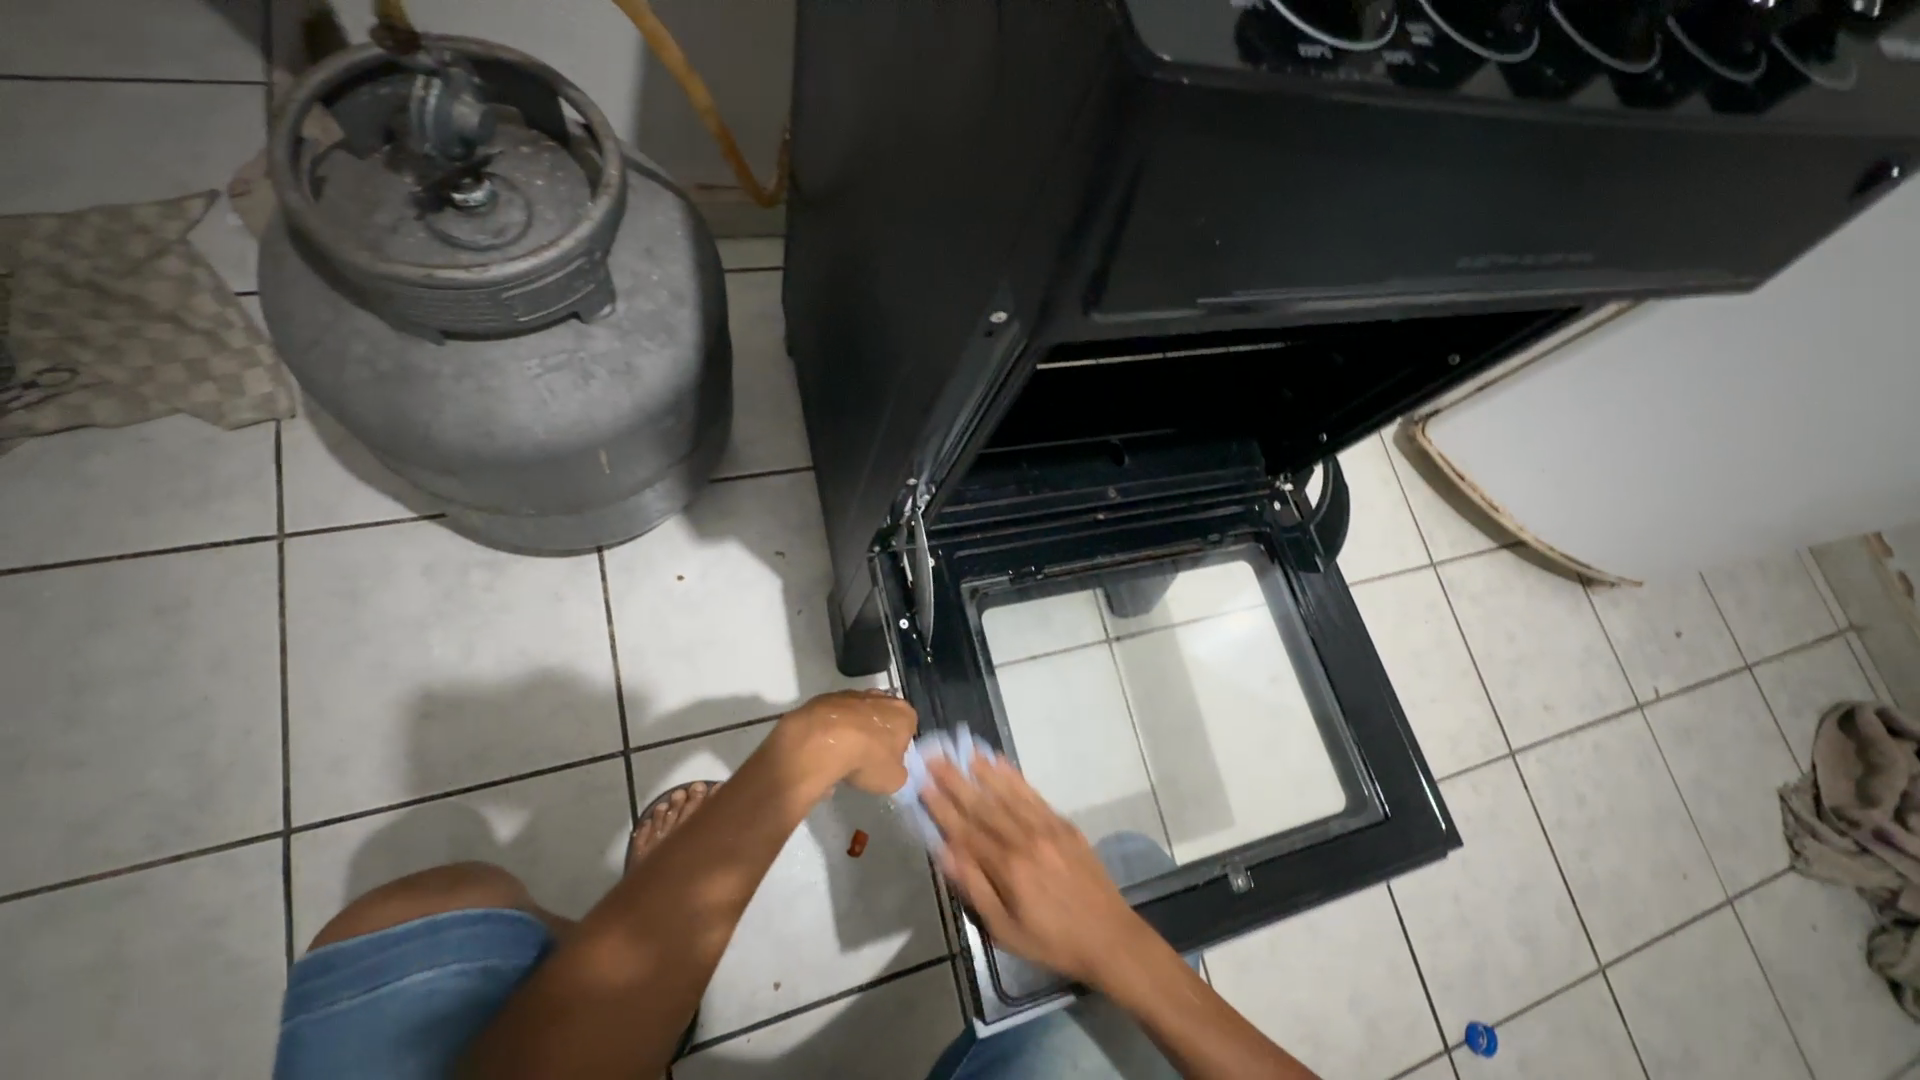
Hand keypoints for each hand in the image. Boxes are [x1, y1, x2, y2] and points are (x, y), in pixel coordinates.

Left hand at [780, 689, 917, 794]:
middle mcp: (881, 697)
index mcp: (904, 713)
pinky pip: (834, 716)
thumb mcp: (893, 780)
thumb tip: (893, 770)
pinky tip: (824, 748)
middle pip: (883, 717)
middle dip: (875, 735)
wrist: (823, 742)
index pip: (908, 729)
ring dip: (852, 731)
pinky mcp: (825, 697)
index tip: (887, 762)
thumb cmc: (867, 759)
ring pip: (857, 715)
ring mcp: (852, 695)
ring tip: (840, 757)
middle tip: (865, 758)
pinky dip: (831, 729)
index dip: (898, 747)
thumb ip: (898, 772)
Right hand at [922, 755, 1149, 985]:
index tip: (923, 785)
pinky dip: (1015, 778)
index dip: (942, 808)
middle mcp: (1026, 840)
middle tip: (935, 758)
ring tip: (963, 753)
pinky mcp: (1064, 825)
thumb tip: (945, 852)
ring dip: (984, 773)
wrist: (1109, 937)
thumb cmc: (1051, 941)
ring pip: (1009, 794)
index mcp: (1008, 868)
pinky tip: (1002, 764)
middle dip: (957, 781)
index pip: (966, 831)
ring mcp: (1048, 828)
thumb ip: (975, 888)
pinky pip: (1034, 796)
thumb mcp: (1005, 929)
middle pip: (984, 806)